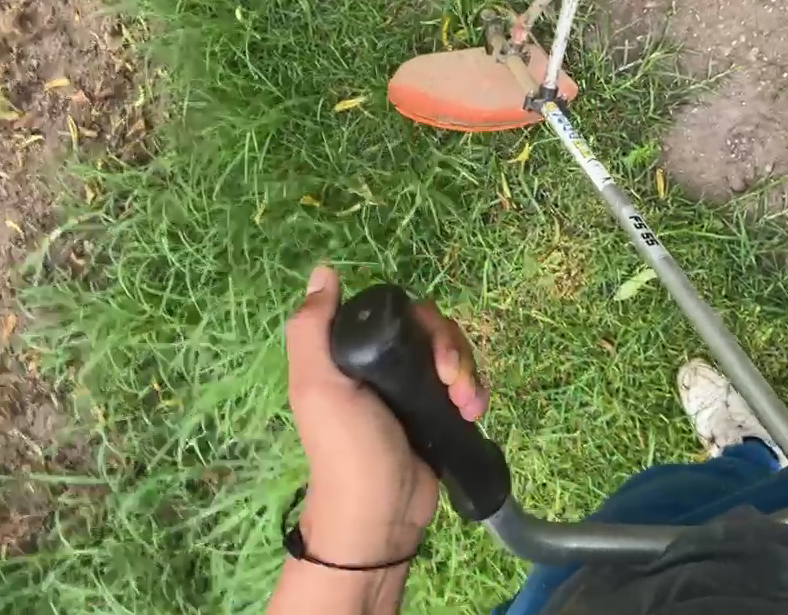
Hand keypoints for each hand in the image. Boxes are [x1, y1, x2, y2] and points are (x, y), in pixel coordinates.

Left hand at [285, 266, 487, 564]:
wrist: (381, 516)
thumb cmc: (346, 448)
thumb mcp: (317, 386)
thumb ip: (313, 330)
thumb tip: (323, 271)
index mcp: (355, 354)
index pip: (400, 313)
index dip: (421, 320)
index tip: (430, 347)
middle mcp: (385, 366)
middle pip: (432, 331)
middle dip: (451, 349)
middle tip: (452, 380)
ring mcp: (415, 390)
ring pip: (453, 354)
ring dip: (467, 372)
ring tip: (467, 403)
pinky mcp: (439, 413)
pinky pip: (465, 383)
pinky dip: (474, 390)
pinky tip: (474, 410)